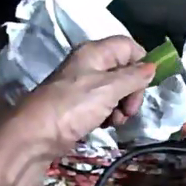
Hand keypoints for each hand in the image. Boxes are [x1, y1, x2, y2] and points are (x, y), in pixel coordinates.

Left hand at [0, 37, 155, 185]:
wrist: (33, 139)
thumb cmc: (71, 108)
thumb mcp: (107, 88)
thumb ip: (133, 77)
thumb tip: (153, 66)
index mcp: (93, 53)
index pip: (128, 47)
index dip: (142, 63)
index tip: (147, 85)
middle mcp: (87, 66)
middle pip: (124, 70)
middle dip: (133, 91)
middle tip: (129, 110)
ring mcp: (81, 89)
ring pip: (115, 92)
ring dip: (121, 107)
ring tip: (115, 121)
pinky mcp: (77, 109)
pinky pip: (102, 107)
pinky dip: (108, 116)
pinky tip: (104, 126)